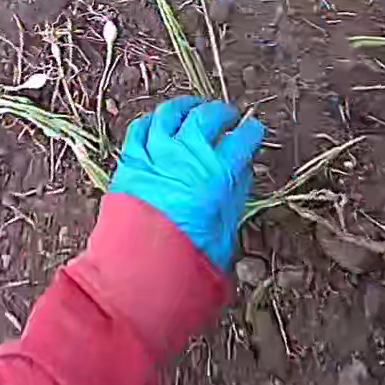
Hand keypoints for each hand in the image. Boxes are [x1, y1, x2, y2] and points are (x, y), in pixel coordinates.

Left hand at [108, 96, 264, 270]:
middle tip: (228, 115)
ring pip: (171, 113)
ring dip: (186, 107)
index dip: (250, 132)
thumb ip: (234, 194)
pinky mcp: (130, 160)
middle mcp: (185, 156)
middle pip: (206, 117)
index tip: (253, 129)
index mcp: (214, 175)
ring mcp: (155, 154)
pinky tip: (160, 122)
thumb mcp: (224, 232)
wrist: (134, 277)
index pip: (240, 140)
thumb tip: (241, 169)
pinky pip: (141, 128)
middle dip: (221, 112)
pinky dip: (153, 121)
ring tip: (195, 108)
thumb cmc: (185, 263)